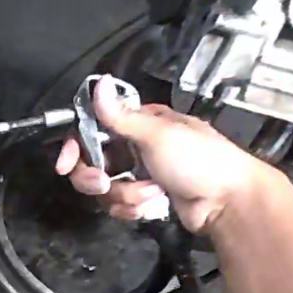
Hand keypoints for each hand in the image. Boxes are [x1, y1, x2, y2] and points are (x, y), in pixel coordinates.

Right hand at [54, 82, 290, 233]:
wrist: (227, 202)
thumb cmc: (199, 161)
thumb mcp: (157, 135)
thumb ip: (121, 116)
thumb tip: (100, 82)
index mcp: (139, 124)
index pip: (93, 131)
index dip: (74, 147)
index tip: (65, 165)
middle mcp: (136, 147)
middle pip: (92, 165)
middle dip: (97, 179)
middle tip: (104, 185)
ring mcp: (140, 175)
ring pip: (107, 190)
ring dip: (125, 197)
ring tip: (150, 195)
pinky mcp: (145, 199)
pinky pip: (120, 206)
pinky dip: (134, 210)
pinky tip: (152, 206)